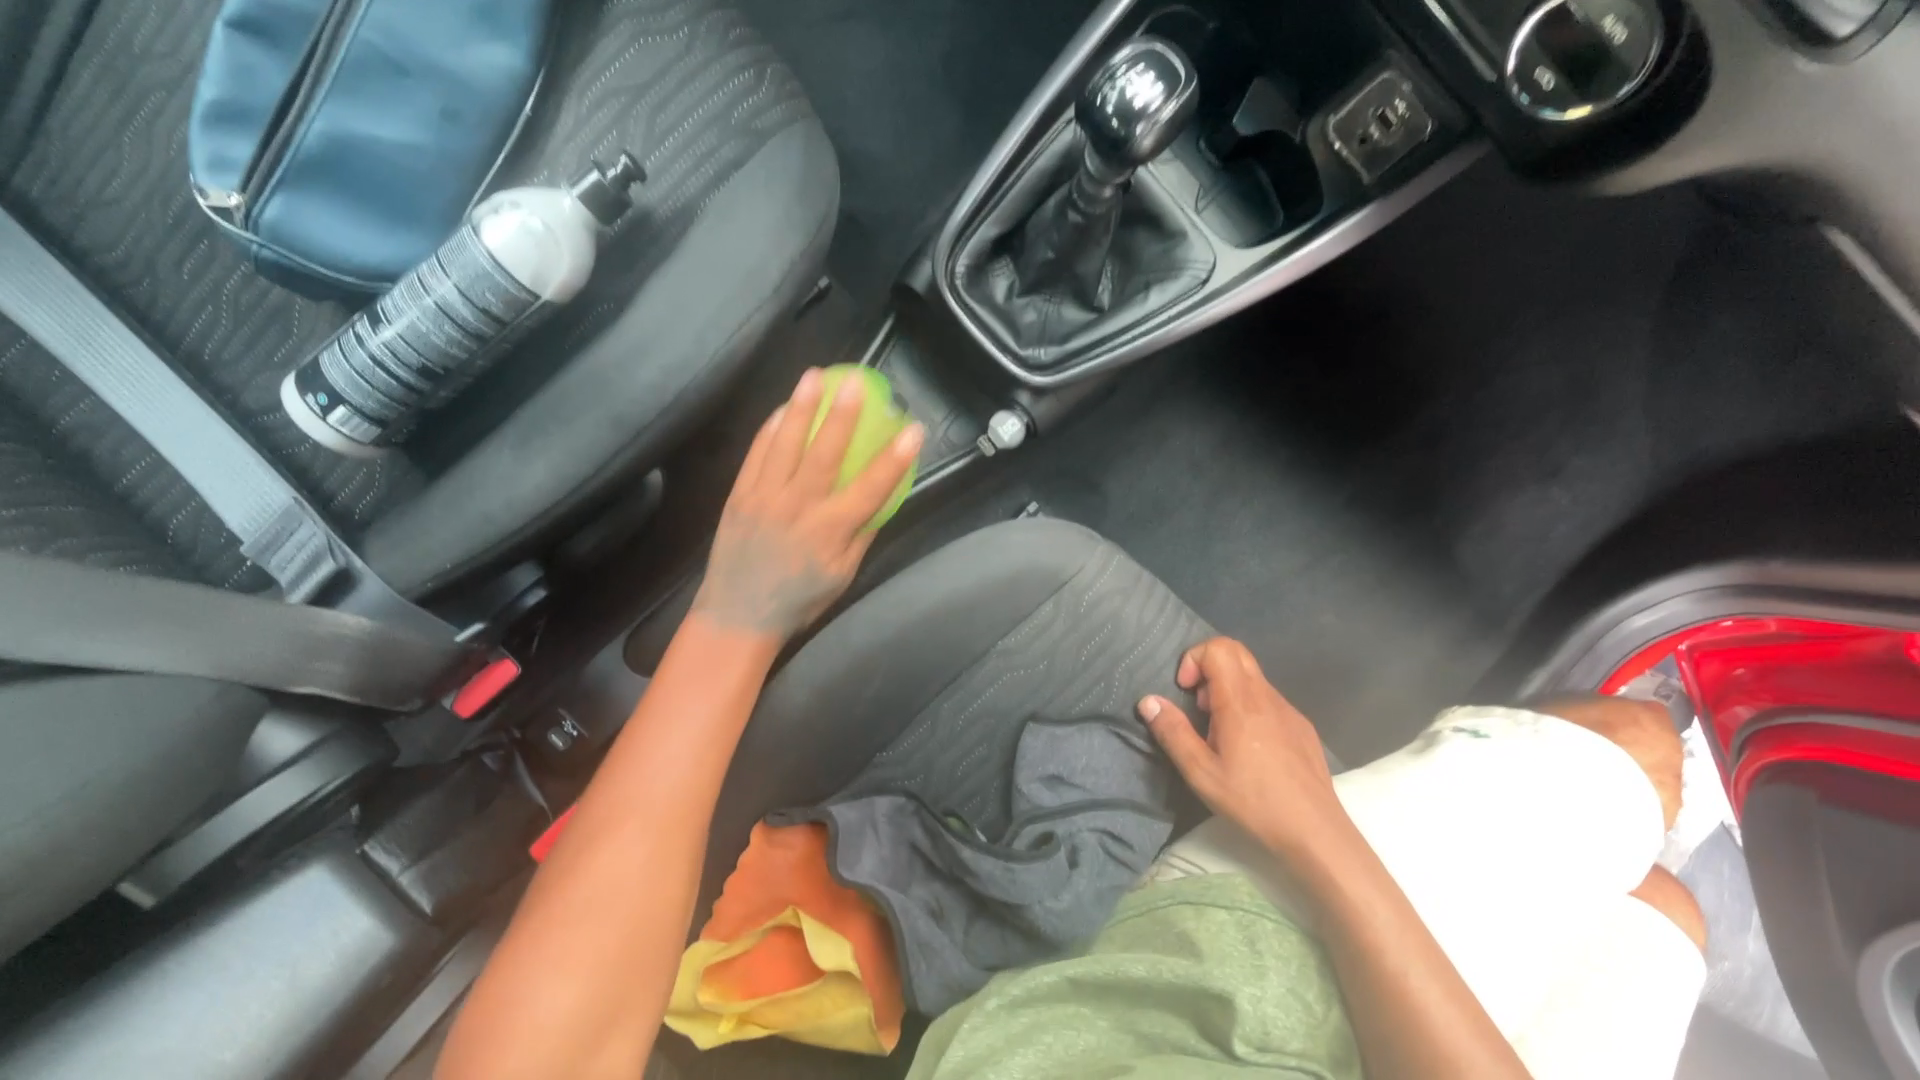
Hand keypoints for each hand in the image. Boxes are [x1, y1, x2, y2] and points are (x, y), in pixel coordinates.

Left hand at [691, 368, 922, 645]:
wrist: (738, 614)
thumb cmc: (799, 599)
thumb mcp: (843, 574)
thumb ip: (862, 535)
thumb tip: (882, 499)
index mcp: (831, 531)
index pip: (872, 487)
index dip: (896, 458)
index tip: (914, 429)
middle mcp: (799, 508)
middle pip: (825, 453)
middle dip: (843, 414)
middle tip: (857, 381)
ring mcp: (765, 497)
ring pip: (786, 443)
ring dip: (801, 407)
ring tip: (814, 375)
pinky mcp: (740, 494)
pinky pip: (756, 453)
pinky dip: (770, 428)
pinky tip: (782, 409)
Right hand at [1139, 637, 1341, 854]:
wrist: (1314, 830)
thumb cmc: (1252, 801)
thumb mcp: (1200, 772)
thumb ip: (1173, 732)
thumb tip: (1148, 701)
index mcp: (1241, 702)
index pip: (1219, 648)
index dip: (1194, 659)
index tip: (1186, 692)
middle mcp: (1267, 696)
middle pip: (1237, 653)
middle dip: (1209, 669)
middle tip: (1200, 708)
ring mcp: (1289, 710)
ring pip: (1253, 679)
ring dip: (1228, 692)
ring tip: (1221, 736)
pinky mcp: (1302, 727)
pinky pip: (1269, 701)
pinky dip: (1249, 709)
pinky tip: (1249, 751)